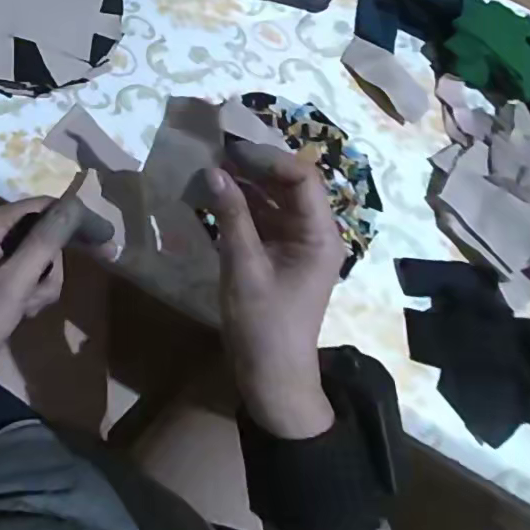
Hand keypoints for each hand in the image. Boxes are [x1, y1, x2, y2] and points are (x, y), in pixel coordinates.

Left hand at [0, 195, 92, 424]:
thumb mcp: (13, 284)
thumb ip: (45, 241)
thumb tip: (76, 202)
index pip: (44, 206)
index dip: (77, 219)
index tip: (108, 239)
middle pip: (43, 231)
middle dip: (53, 262)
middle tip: (72, 281)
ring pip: (39, 257)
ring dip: (43, 283)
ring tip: (28, 308)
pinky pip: (28, 275)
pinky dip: (33, 292)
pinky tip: (23, 314)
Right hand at [200, 141, 344, 438]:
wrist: (270, 379)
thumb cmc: (263, 325)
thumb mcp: (244, 266)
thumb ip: (231, 215)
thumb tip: (213, 170)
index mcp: (319, 235)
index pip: (302, 178)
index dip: (269, 159)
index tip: (231, 151)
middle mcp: (313, 231)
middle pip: (288, 182)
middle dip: (253, 165)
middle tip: (215, 150)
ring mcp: (295, 240)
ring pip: (272, 196)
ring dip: (243, 181)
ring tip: (209, 165)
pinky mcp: (277, 250)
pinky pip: (261, 215)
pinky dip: (239, 202)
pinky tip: (213, 192)